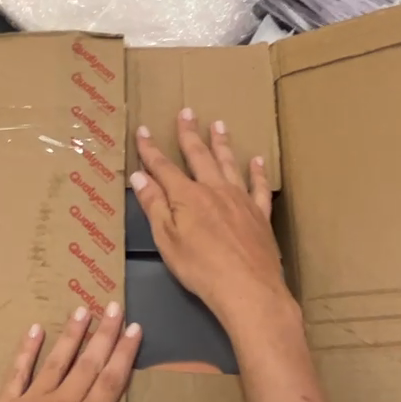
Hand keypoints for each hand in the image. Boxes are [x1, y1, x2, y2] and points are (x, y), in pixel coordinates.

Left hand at [0, 303, 182, 401]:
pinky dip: (26, 350)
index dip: (124, 353)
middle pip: (87, 364)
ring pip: (55, 361)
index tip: (135, 327)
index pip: (111, 380)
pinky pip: (17, 372)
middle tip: (113, 305)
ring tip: (82, 310)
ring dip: (70, 335)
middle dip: (103, 334)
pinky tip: (33, 330)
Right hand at [132, 108, 294, 328]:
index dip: (150, 149)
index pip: (163, 167)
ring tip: (218, 124)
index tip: (142, 130)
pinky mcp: (260, 215)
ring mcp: (241, 200)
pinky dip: (257, 172)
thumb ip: (154, 205)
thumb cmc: (200, 268)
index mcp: (187, 196)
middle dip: (189, 134)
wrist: (248, 289)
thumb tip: (140, 176)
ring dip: (221, 143)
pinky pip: (259, 187)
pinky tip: (256, 161)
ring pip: (229, 164)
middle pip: (199, 156)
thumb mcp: (166, 239)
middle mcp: (214, 190)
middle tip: (186, 112)